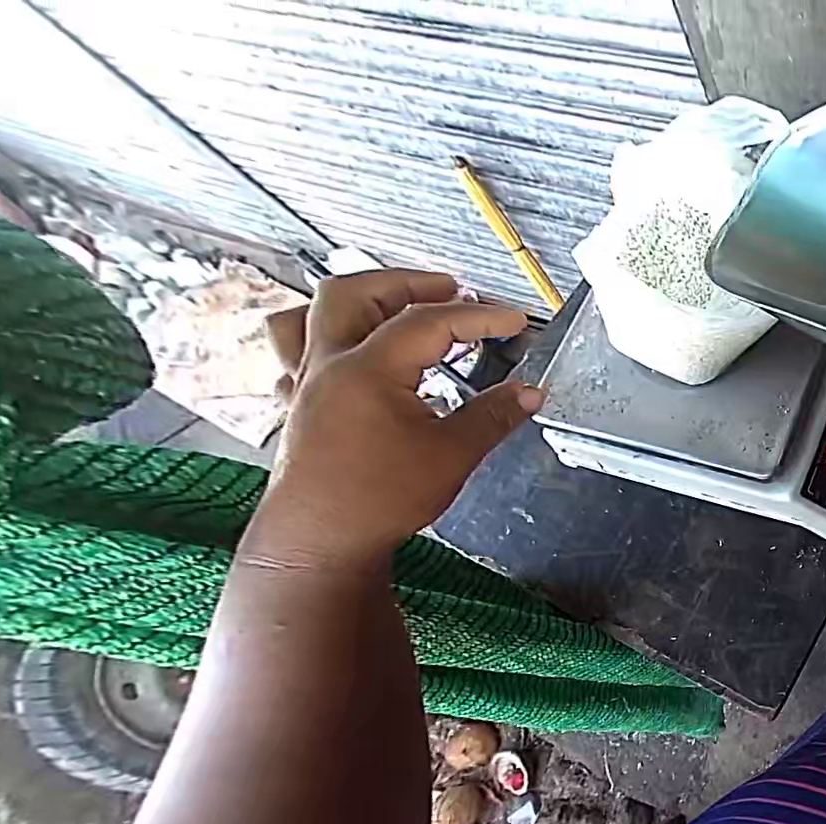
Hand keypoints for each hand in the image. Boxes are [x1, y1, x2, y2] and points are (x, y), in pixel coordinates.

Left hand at [256, 269, 538, 565]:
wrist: (322, 538)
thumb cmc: (383, 496)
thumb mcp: (454, 454)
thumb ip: (494, 416)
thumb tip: (531, 393)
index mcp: (369, 369)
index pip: (430, 322)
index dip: (480, 316)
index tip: (514, 320)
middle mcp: (328, 364)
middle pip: (356, 293)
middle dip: (408, 282)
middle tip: (451, 287)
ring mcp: (304, 383)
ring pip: (307, 314)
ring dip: (353, 300)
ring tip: (390, 305)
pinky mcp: (296, 407)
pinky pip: (293, 356)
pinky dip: (321, 342)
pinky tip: (346, 357)